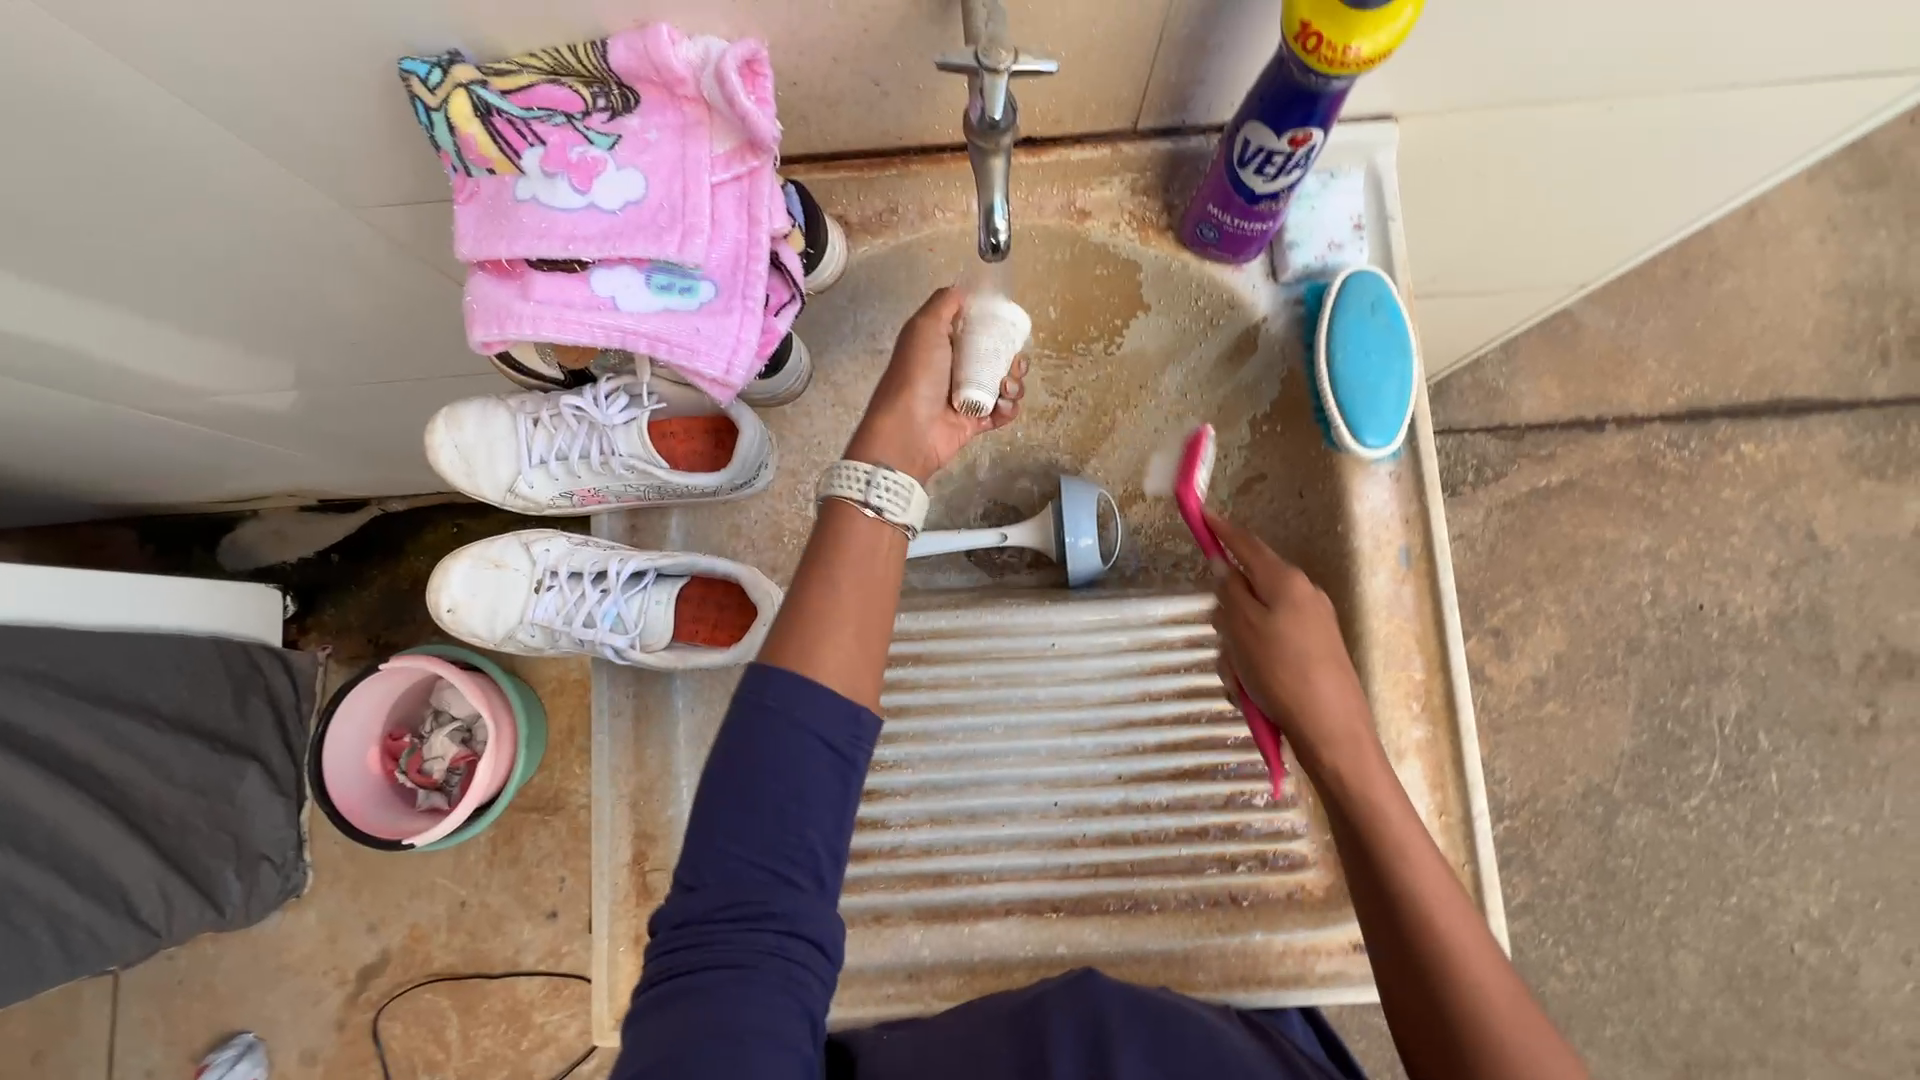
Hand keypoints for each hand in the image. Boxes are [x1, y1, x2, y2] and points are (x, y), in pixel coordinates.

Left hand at [846, 287, 1026, 482]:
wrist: (909, 429)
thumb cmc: (916, 374)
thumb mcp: (924, 327)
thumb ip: (944, 303)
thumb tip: (964, 288)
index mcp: (943, 344)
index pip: (977, 330)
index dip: (995, 326)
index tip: (1007, 325)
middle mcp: (955, 369)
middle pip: (997, 357)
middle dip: (1013, 357)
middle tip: (1013, 362)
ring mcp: (968, 396)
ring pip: (1005, 384)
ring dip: (1014, 383)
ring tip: (1006, 387)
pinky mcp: (976, 422)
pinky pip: (1003, 412)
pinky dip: (1009, 408)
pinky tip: (1002, 406)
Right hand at [1208, 510, 1379, 769]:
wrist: (1331, 729)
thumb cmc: (1281, 673)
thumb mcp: (1242, 629)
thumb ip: (1229, 591)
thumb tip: (1222, 563)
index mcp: (1285, 581)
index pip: (1247, 544)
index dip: (1221, 530)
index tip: (1202, 514)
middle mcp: (1303, 594)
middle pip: (1247, 588)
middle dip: (1227, 616)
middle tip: (1226, 645)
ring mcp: (1311, 624)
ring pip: (1254, 623)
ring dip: (1238, 649)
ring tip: (1242, 681)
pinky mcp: (1315, 651)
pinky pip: (1270, 646)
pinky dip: (1255, 664)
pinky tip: (1255, 692)